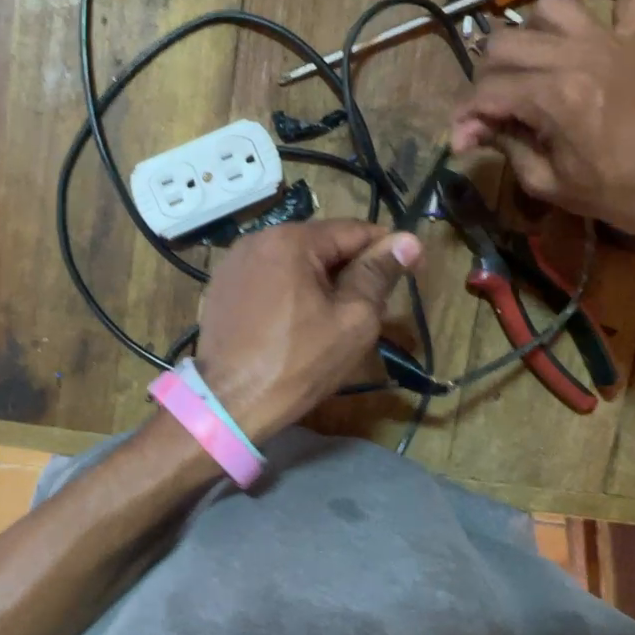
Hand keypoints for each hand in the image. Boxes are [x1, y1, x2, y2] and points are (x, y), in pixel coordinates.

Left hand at [193, 220, 421, 441]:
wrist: (228, 404)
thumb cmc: (298, 363)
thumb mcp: (352, 320)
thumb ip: (378, 275)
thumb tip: (409, 240)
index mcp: (291, 239)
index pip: (355, 230)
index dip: (388, 250)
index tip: (413, 272)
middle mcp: (257, 239)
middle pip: (322, 244)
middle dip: (352, 270)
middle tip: (372, 309)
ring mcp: (234, 263)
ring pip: (295, 262)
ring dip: (321, 282)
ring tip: (335, 321)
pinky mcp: (221, 288)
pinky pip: (269, 279)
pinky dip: (290, 293)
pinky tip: (297, 326)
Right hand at [449, 0, 634, 249]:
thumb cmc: (615, 194)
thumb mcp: (547, 182)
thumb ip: (506, 146)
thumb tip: (470, 131)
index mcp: (554, 97)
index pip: (488, 91)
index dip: (465, 116)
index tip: (461, 141)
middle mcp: (578, 56)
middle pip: (506, 43)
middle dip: (485, 78)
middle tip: (489, 111)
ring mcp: (611, 41)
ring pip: (551, 5)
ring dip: (527, 31)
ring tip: (525, 63)